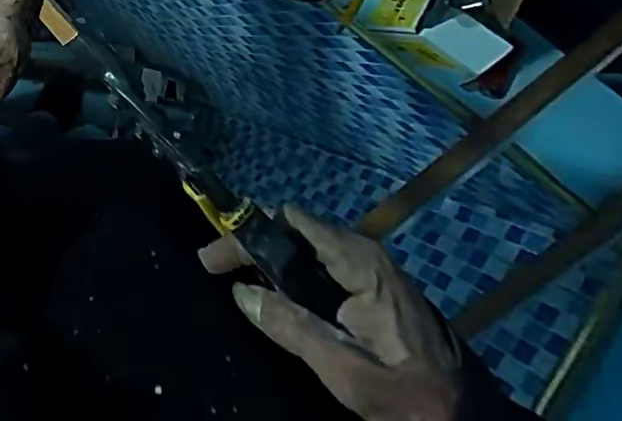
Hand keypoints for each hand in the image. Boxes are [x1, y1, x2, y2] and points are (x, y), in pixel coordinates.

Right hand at [199, 206, 464, 420]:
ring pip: (304, 247)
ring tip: (238, 277)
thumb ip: (291, 326)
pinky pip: (321, 265)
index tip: (212, 258)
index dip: (245, 234)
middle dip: (252, 244)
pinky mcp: (374, 287)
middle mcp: (364, 252)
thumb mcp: (346, 370)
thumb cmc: (409, 397)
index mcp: (359, 261)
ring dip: (269, 259)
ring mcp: (371, 268)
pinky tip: (276, 292)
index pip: (288, 223)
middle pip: (292, 231)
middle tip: (218, 268)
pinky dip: (290, 272)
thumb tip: (239, 290)